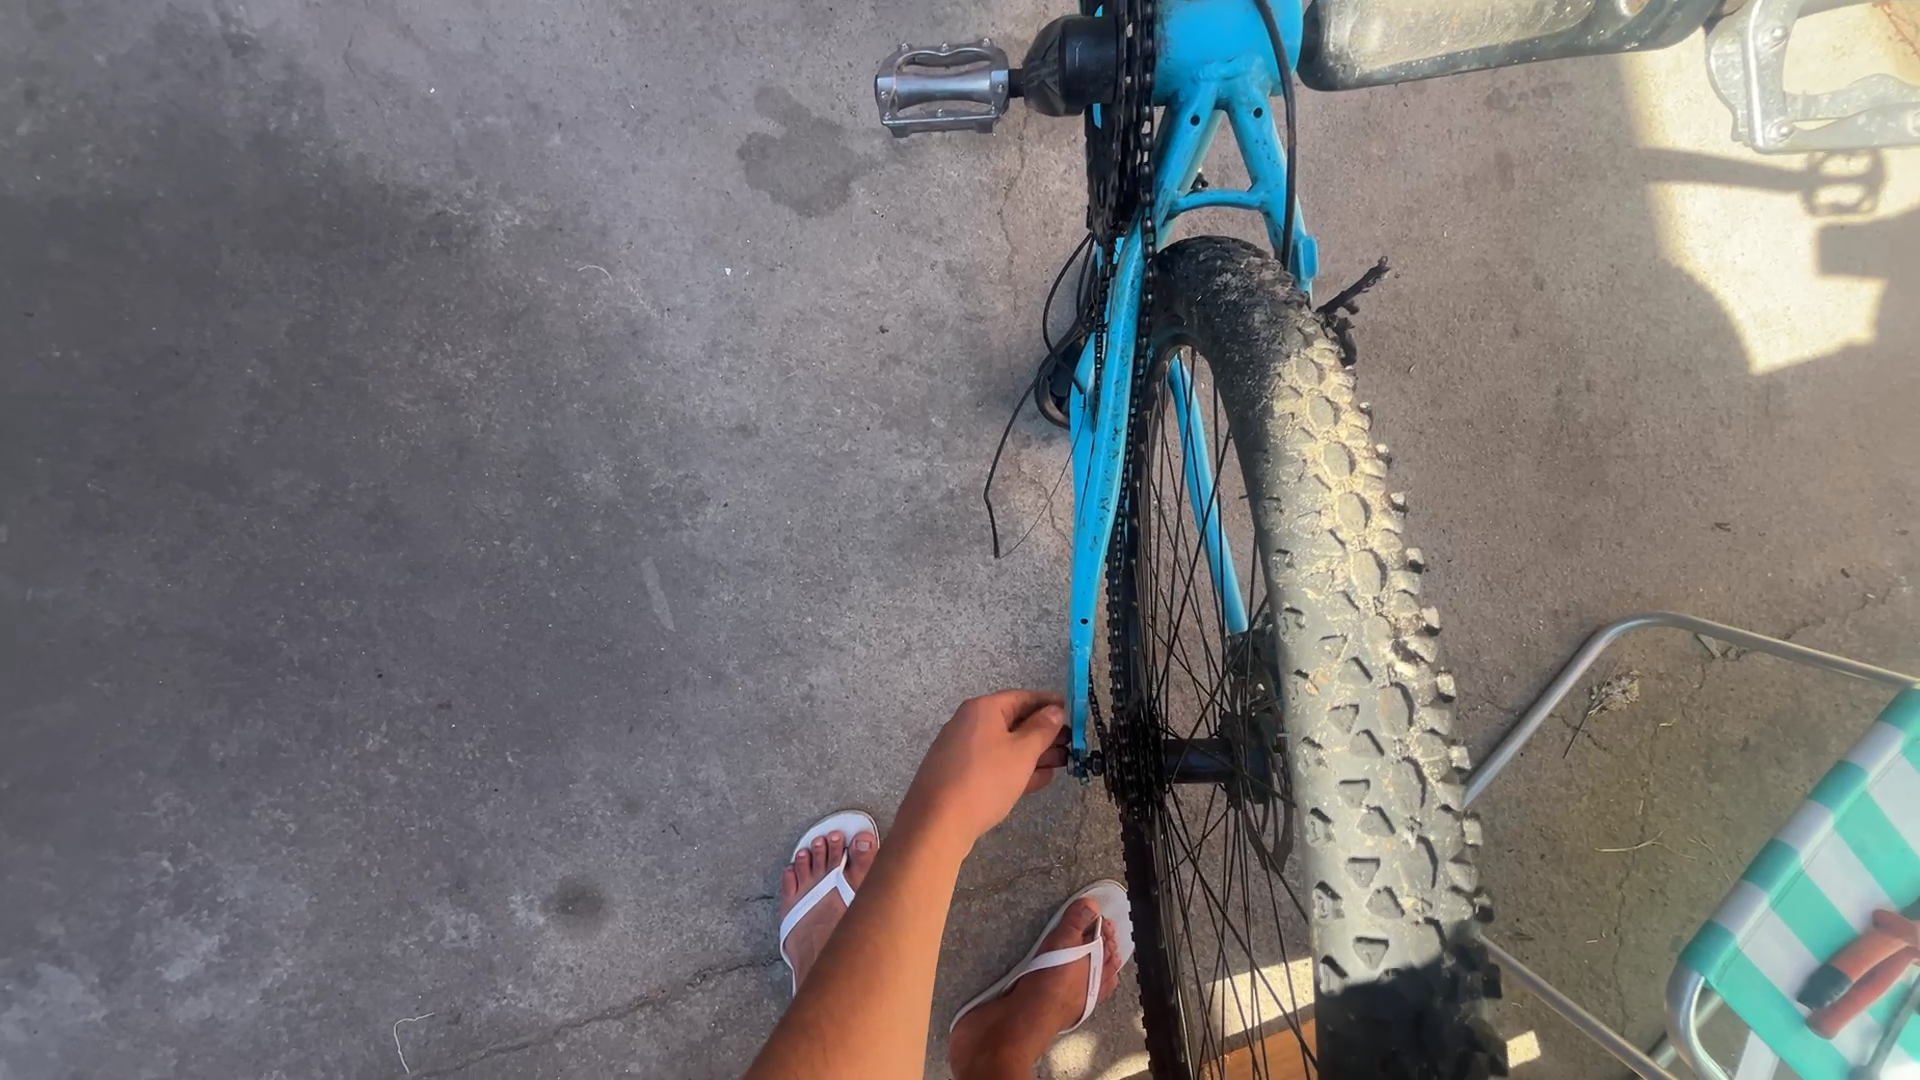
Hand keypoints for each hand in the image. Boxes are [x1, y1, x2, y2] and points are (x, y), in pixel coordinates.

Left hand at [899, 690, 1070, 848]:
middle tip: (1072, 744)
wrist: (938, 822)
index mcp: (983, 709)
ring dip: (1035, 753)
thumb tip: (1055, 711)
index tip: (1072, 713)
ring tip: (1063, 763)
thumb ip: (1042, 729)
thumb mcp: (1022, 752)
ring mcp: (962, 749)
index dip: (1049, 704)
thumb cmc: (985, 779)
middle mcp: (969, 723)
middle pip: (1014, 721)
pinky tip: (1039, 779)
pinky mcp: (960, 774)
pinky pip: (994, 764)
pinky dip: (1017, 768)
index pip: (1022, 697)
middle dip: (1045, 733)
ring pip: (1006, 745)